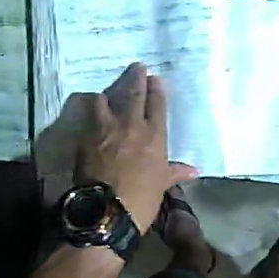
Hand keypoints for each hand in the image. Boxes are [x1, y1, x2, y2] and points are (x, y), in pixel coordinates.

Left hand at [73, 63, 198, 232]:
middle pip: (133, 93)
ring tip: (110, 90)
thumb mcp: (162, 184)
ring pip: (106, 99)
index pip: (157, 104)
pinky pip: (90, 116)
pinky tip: (94, 109)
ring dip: (109, 92)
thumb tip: (193, 170)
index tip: (155, 79)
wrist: (107, 210)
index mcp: (154, 135)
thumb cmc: (142, 199)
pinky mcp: (85, 137)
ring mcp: (106, 128)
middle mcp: (130, 125)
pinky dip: (94, 110)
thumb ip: (174, 171)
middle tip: (137, 67)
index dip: (156, 89)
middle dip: (135, 78)